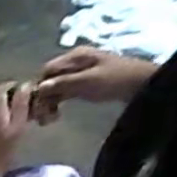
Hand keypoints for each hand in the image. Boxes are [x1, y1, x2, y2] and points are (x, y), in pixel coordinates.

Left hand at [0, 82, 32, 176]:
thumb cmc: (4, 149)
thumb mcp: (18, 124)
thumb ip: (20, 104)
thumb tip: (25, 85)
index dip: (12, 85)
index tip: (26, 88)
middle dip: (12, 96)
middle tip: (27, 101)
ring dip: (8, 107)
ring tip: (24, 113)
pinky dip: (3, 116)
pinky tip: (14, 124)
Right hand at [30, 47, 156, 122]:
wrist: (141, 85)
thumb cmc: (116, 79)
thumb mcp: (88, 81)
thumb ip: (63, 83)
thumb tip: (38, 88)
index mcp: (75, 57)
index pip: (46, 71)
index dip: (38, 87)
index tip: (36, 105)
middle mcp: (73, 63)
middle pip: (47, 80)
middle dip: (41, 99)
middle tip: (41, 118)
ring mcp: (77, 74)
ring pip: (52, 89)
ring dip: (47, 104)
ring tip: (49, 119)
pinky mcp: (80, 84)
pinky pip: (60, 94)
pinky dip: (55, 104)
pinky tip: (55, 115)